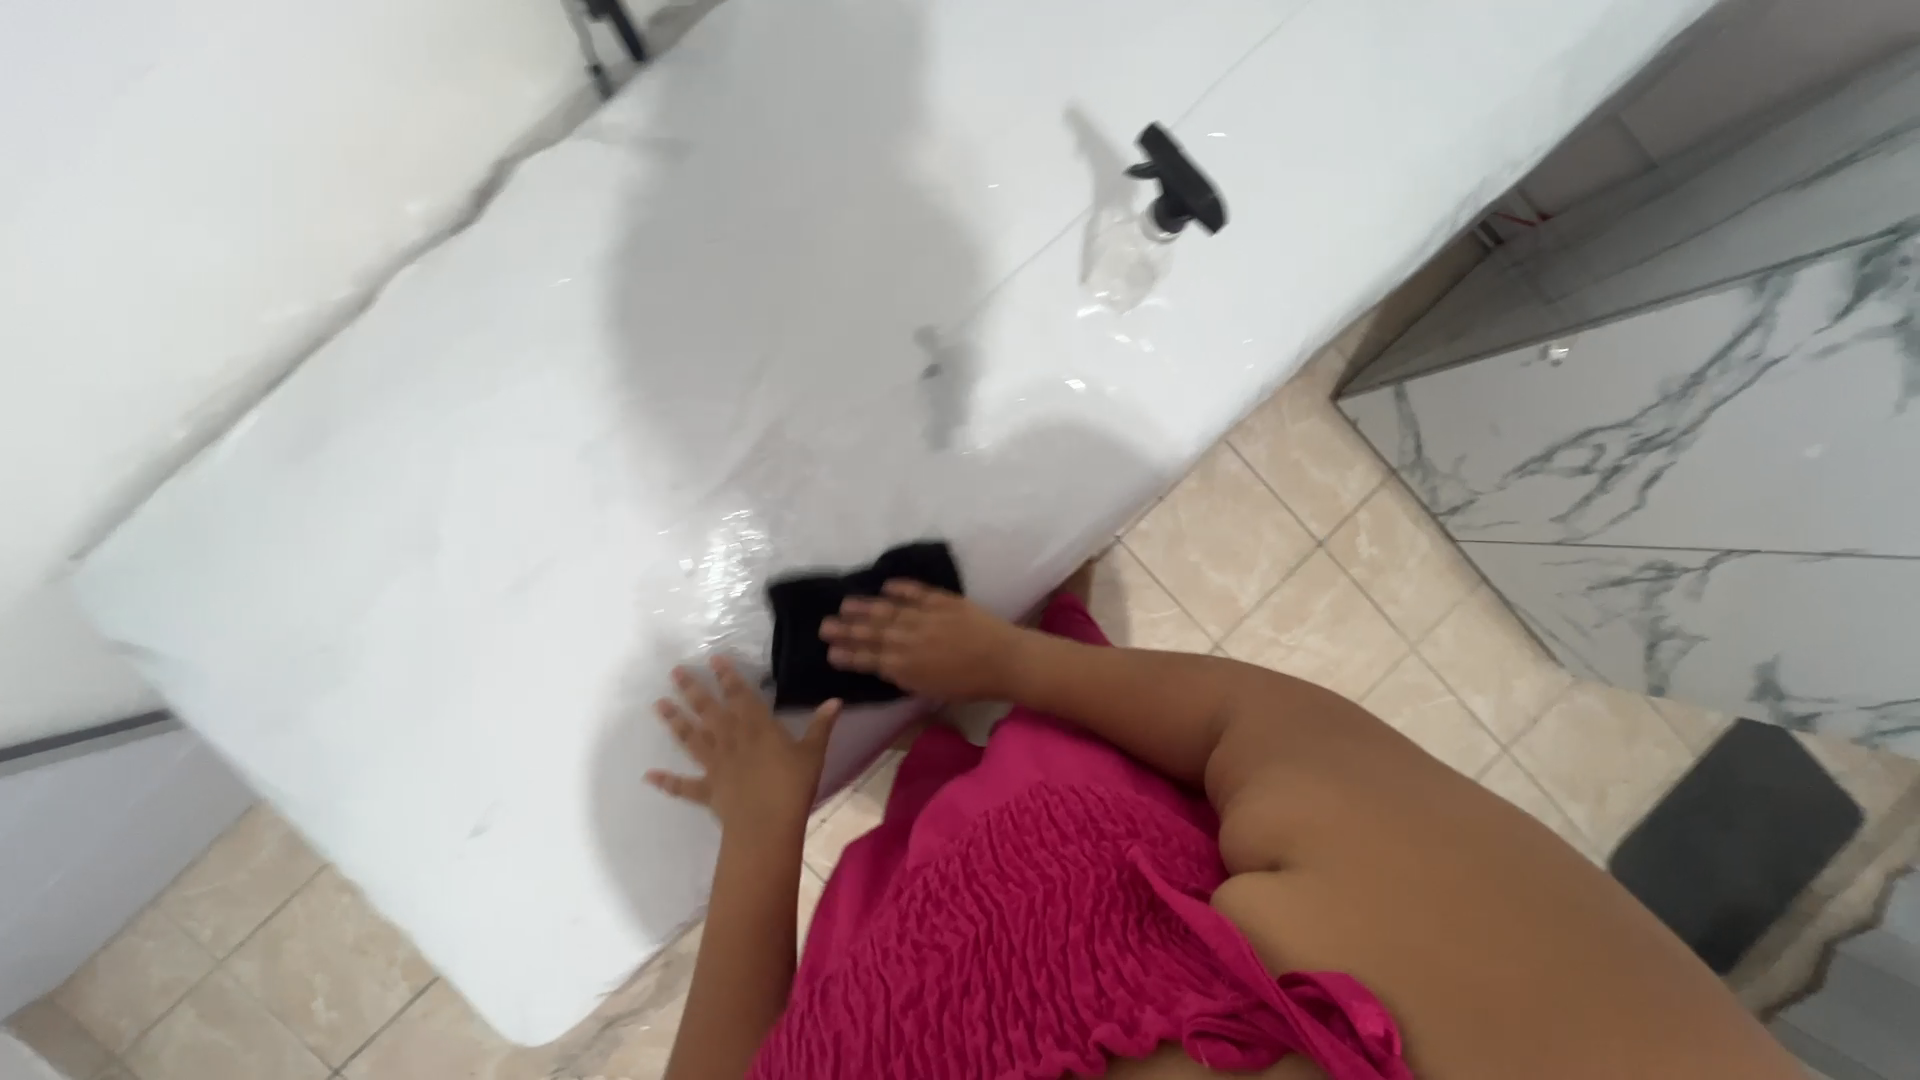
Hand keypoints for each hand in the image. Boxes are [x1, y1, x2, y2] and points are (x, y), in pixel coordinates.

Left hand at [645, 655, 840, 835]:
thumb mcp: (814, 752)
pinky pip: (683, 785)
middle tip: (675, 671)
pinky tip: (648, 775)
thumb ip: (822, 725)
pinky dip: (666, 781)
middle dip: (693, 689)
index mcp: (757, 727)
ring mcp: (715, 765)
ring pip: (691, 738)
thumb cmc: (793, 785)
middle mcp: (731, 740)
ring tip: (658, 704)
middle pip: (709, 710)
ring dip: (674, 722)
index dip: (728, 676)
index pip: (740, 695)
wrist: (767, 824)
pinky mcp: (707, 790)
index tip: (713, 659)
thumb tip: (836, 700)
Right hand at [819, 579, 1028, 701]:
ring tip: (845, 603)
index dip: (848, 654)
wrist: (1004, 661)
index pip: (868, 658)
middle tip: (824, 625)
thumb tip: (885, 666)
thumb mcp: (931, 690)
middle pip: (871, 633)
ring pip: (887, 610)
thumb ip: (905, 677)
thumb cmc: (971, 685)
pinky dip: (900, 588)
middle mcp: (908, 640)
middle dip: (846, 629)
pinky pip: (916, 592)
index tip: (829, 651)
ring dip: (865, 606)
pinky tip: (885, 585)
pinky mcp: (943, 601)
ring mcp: (924, 617)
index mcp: (904, 666)